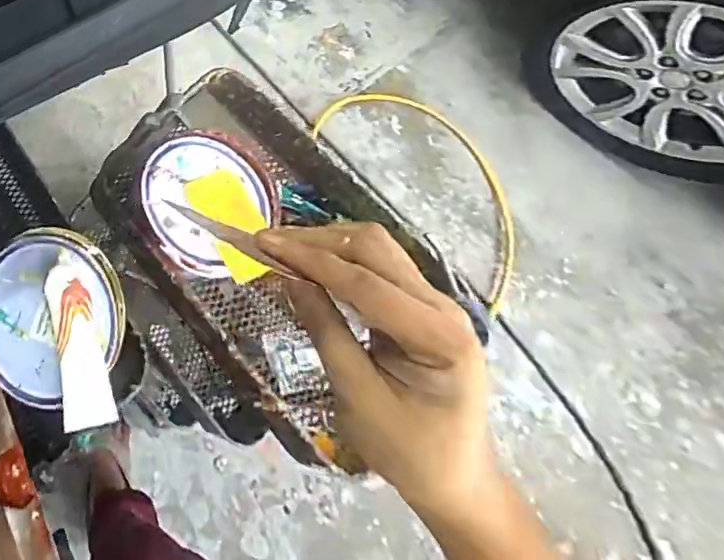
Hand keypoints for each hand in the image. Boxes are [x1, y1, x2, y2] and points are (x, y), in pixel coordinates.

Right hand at [256, 224, 494, 514]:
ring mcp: (435, 301)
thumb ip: (326, 333)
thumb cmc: (411, 454)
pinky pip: (377, 264)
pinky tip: (311, 263)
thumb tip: (290, 280)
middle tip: (267, 243)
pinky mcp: (420, 303)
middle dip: (316, 241)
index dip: (310, 258)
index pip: (364, 281)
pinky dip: (339, 257)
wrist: (459, 482)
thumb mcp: (359, 400)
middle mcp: (442, 306)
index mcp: (438, 335)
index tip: (264, 243)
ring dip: (326, 242)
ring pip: (375, 248)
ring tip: (282, 248)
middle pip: (373, 248)